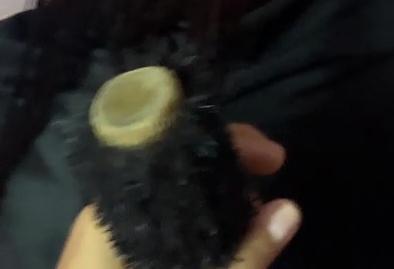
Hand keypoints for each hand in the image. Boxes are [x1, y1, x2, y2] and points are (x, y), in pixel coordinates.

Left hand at [56, 124, 301, 268]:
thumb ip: (246, 253)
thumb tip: (291, 209)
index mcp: (125, 201)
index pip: (187, 139)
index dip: (237, 141)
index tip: (274, 159)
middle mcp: (111, 204)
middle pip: (182, 161)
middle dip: (232, 169)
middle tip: (269, 183)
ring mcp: (102, 230)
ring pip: (171, 190)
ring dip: (214, 197)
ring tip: (249, 218)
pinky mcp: (103, 254)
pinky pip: (156, 216)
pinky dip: (191, 219)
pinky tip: (216, 240)